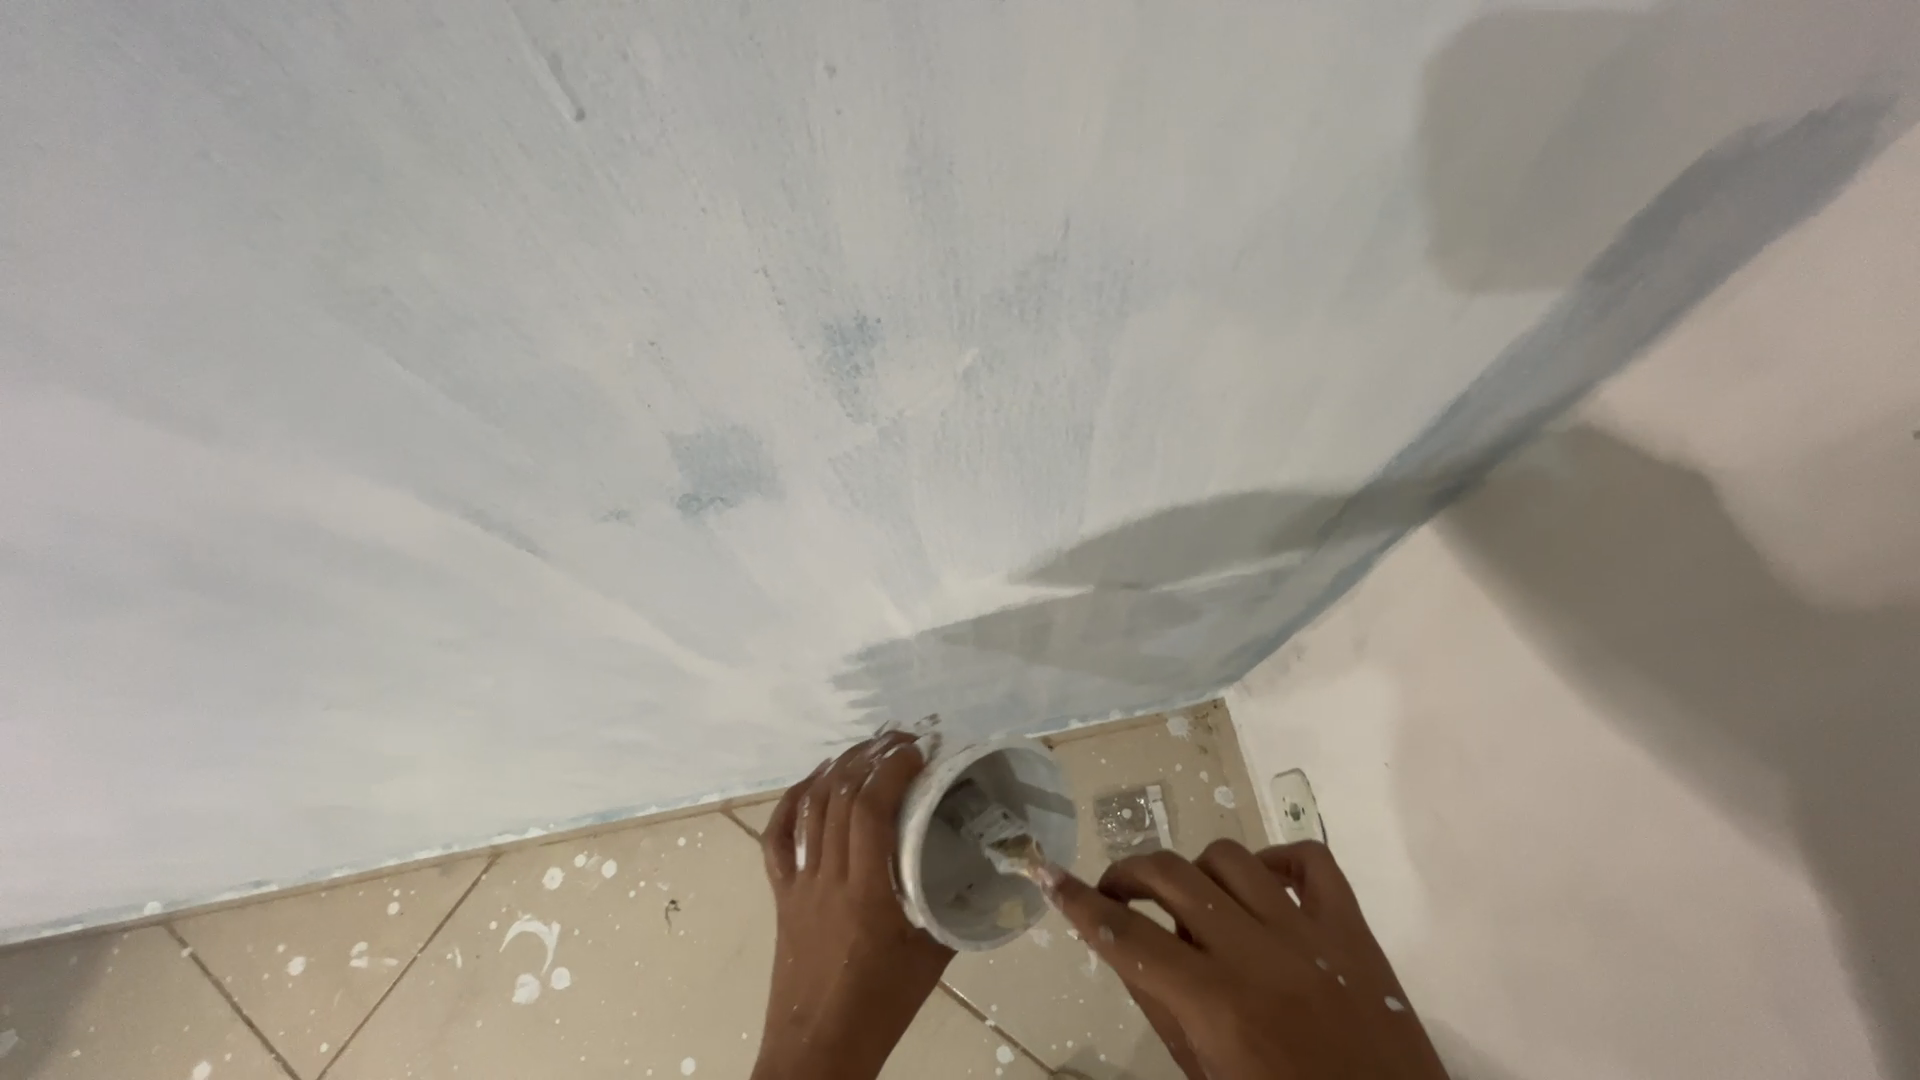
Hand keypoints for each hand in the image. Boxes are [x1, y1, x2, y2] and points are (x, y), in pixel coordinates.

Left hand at [751, 732, 954, 1079]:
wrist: (818, 1051)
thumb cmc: (881, 1006)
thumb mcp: (931, 958)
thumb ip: (952, 906)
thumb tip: (984, 867)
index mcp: (866, 894)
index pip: (870, 810)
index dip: (891, 770)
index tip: (917, 750)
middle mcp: (827, 878)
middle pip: (839, 797)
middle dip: (870, 757)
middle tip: (900, 740)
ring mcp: (799, 882)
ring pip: (810, 808)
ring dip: (838, 768)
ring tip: (867, 748)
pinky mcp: (782, 893)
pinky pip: (778, 837)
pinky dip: (794, 799)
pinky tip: (814, 779)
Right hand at [1043, 840, 1448, 1079]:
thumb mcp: (1207, 1077)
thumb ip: (1162, 1010)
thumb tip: (1121, 948)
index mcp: (1218, 1004)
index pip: (1127, 937)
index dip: (1080, 903)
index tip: (1050, 875)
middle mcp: (1258, 954)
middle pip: (1170, 875)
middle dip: (1129, 875)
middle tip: (1119, 895)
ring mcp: (1310, 934)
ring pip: (1229, 857)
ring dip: (1197, 873)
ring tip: (1196, 904)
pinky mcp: (1353, 929)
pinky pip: (1309, 859)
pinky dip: (1275, 861)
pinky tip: (1261, 888)